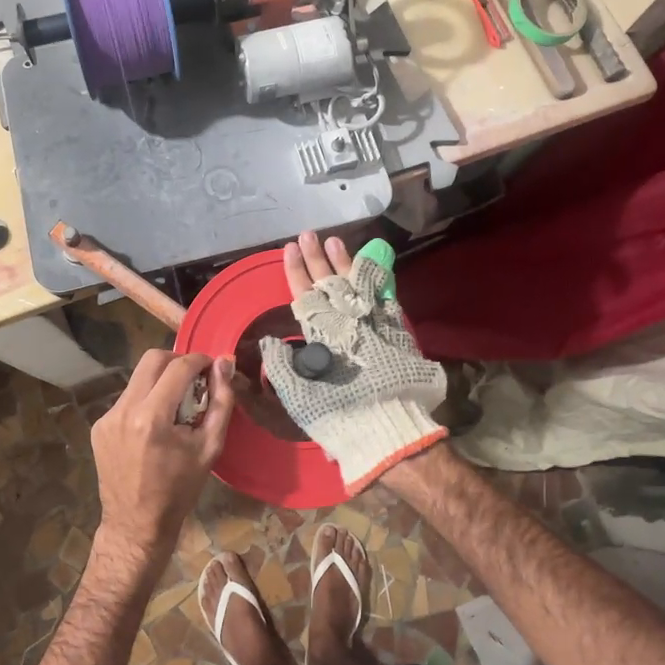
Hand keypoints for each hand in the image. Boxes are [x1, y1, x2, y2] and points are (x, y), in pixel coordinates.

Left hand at [91, 351, 233, 556]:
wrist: (137, 524)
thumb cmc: (180, 489)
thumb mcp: (209, 447)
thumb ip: (220, 401)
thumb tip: (224, 364)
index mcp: (152, 417)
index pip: (178, 367)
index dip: (199, 360)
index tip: (211, 367)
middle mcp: (124, 410)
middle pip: (152, 359)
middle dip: (177, 361)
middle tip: (194, 377)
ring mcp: (107, 417)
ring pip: (137, 378)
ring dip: (159, 381)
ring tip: (175, 404)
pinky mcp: (99, 426)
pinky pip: (126, 398)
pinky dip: (144, 400)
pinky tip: (154, 425)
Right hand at [260, 231, 447, 493]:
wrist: (388, 430)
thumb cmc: (339, 416)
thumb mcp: (298, 397)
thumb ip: (281, 366)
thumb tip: (268, 343)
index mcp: (321, 336)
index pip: (304, 295)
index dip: (295, 271)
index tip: (289, 249)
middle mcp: (347, 323)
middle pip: (329, 283)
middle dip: (316, 258)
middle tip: (308, 235)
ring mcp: (374, 325)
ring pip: (357, 284)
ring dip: (344, 262)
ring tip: (334, 242)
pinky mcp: (396, 333)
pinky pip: (383, 299)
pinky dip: (376, 281)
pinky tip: (371, 267)